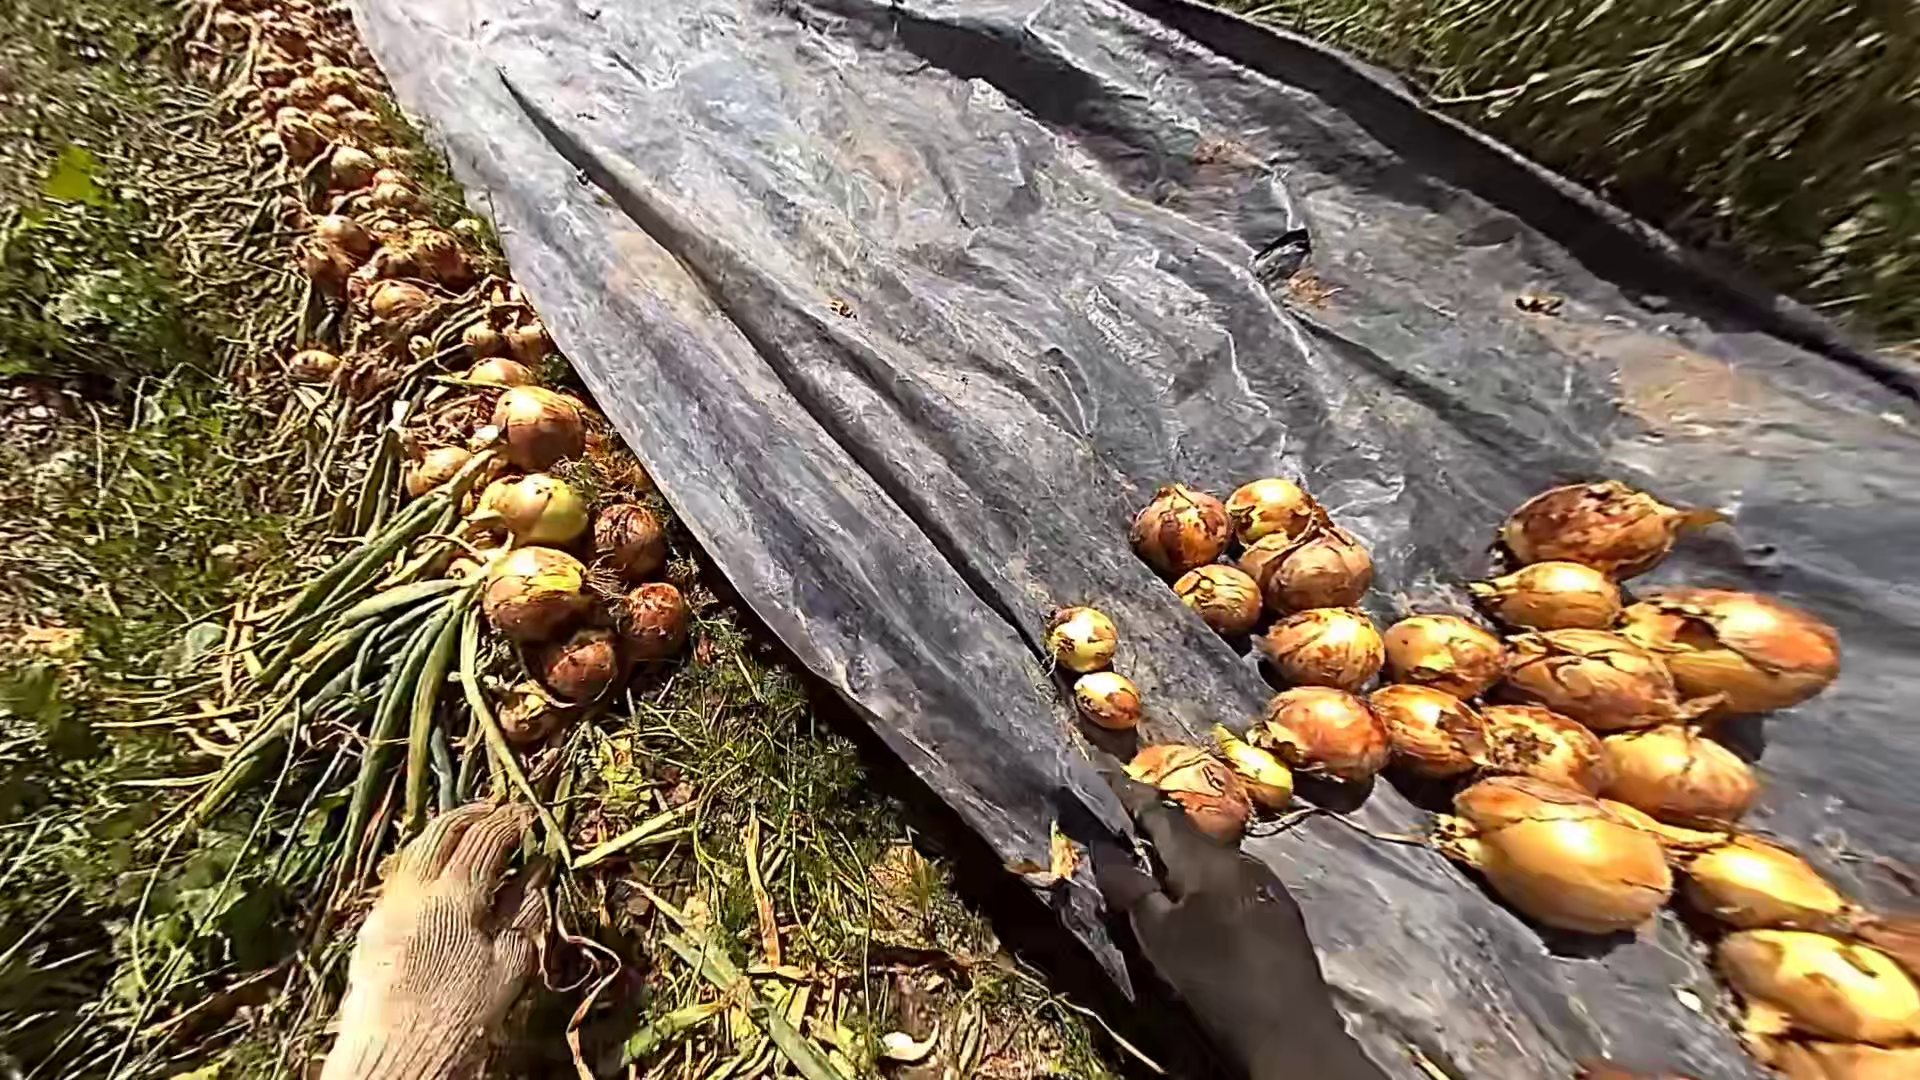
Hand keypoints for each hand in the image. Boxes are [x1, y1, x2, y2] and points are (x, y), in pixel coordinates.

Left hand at [321, 802, 548, 1079]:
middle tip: (499, 809)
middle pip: (441, 831)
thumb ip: (526, 904)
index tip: (531, 814)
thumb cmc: (464, 1012)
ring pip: (415, 850)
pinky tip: (446, 871)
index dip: (512, 819)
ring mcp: (384, 912)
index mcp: (453, 898)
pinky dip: (428, 859)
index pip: (486, 836)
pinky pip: (401, 876)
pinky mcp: (370, 932)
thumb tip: (539, 865)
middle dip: (473, 813)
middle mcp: (412, 895)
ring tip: (473, 832)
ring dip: (447, 833)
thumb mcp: (512, 957)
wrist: (392, 1069)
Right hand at [1086, 775, 1386, 1079]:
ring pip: (1209, 856)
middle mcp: (1237, 856)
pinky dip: (1205, 880)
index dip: (1129, 795)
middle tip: (1123, 832)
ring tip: (1156, 871)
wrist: (1294, 1039)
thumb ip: (1128, 885)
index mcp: (1204, 856)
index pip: (1159, 811)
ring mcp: (1264, 881)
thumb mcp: (1158, 935)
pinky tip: (1197, 904)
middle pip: (1185, 833)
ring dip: (1180, 858)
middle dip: (1153, 830)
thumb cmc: (1215, 980)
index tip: (1104, 781)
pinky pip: (1230, 877)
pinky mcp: (1279, 907)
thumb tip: (1103, 848)